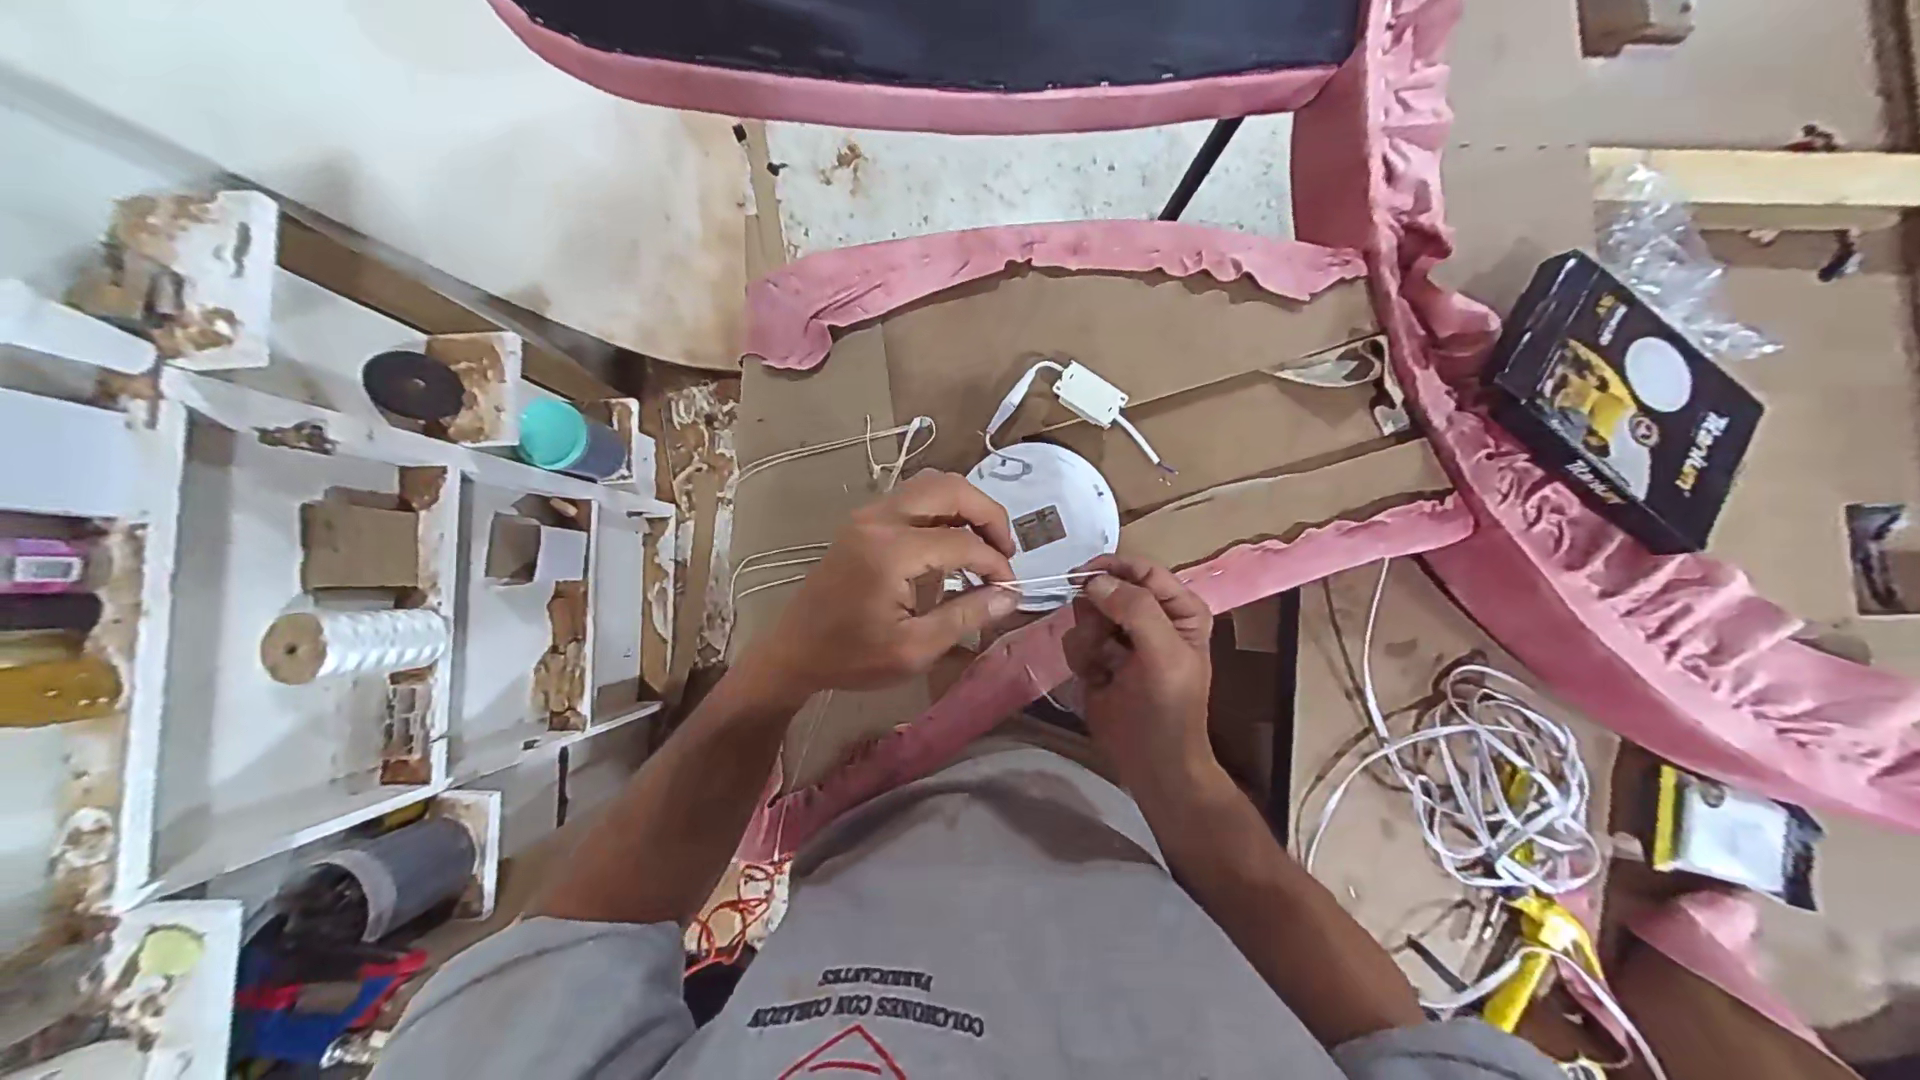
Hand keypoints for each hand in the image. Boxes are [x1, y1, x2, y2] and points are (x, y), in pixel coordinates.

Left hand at [736, 471, 1019, 706]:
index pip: (963, 541)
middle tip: (1004, 551)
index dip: (995, 563)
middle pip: (950, 488)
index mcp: (891, 551)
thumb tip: (1010, 595)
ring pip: (931, 486)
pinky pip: (914, 499)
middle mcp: (880, 519)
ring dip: (965, 508)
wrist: (794, 651)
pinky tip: (952, 546)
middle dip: (988, 514)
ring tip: (983, 546)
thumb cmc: (852, 657)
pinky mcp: (863, 522)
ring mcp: (868, 515)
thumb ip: (965, 616)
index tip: (1009, 589)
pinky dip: (943, 512)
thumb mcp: (915, 648)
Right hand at [1062, 555, 1214, 790]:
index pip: (1143, 570)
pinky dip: (1081, 659)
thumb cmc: (1168, 708)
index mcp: (1179, 608)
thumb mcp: (1164, 654)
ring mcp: (1120, 637)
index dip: (1112, 569)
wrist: (1151, 763)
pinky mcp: (1097, 657)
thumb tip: (1094, 581)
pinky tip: (1095, 680)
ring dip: (1087, 639)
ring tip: (1102, 666)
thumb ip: (1136, 609)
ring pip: (1085, 613)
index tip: (1081, 578)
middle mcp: (1149, 616)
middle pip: (1107, 588)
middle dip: (1097, 612)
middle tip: (1100, 639)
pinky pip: (1075, 639)